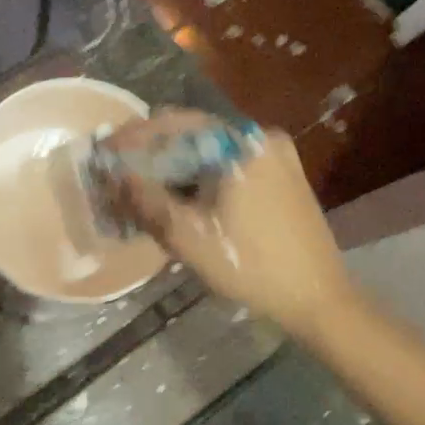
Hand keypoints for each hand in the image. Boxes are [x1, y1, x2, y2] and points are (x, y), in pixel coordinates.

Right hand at [105, 109, 355, 335]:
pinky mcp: (283, 175)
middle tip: (120, 171)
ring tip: (144, 188)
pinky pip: (228, 162)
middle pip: (191, 132)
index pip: (173, 123)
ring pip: (209, 149)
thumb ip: (145, 200)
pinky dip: (200, 174)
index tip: (104, 150)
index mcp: (239, 145)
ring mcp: (275, 155)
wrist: (320, 301)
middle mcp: (259, 138)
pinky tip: (181, 198)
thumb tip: (111, 175)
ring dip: (175, 164)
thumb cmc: (252, 267)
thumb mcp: (187, 238)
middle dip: (151, 151)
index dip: (133, 135)